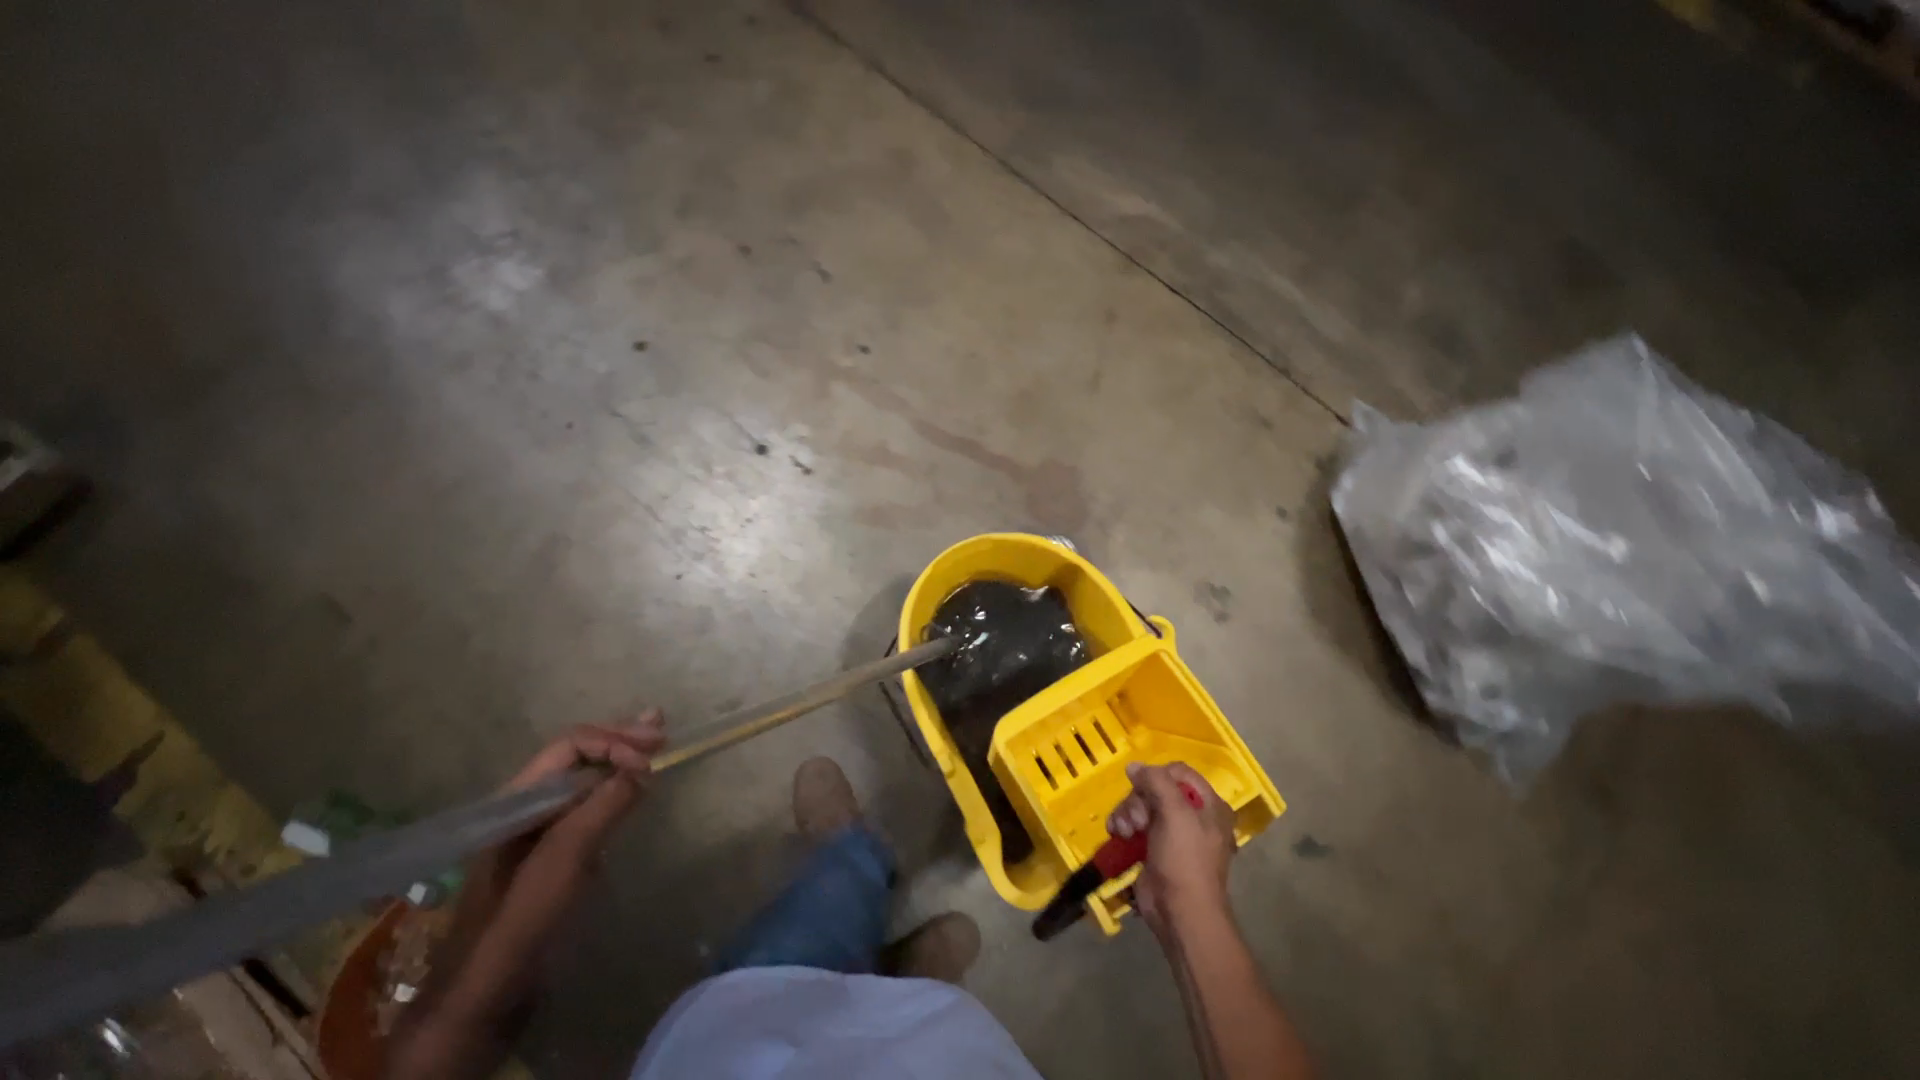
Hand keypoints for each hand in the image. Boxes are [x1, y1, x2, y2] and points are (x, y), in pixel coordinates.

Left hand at [385, 709, 663, 1079]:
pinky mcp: (551, 861)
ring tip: (653, 748)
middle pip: (575, 758)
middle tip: (662, 730)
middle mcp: (526, 808)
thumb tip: (643, 766)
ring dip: (617, 763)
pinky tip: (631, 792)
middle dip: (618, 741)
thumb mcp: (565, 858)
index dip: (612, 743)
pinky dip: (612, 795)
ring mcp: (538, 835)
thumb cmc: (522, 919)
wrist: (487, 993)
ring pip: (581, 784)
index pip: (570, 747)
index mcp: (518, 799)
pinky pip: (585, 813)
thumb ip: (603, 806)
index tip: (653, 758)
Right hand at [1105, 762, 1236, 941]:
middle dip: (1139, 800)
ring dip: (1127, 813)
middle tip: (1137, 820)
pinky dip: (1122, 826)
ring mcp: (1171, 834)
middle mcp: (1192, 816)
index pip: (1179, 772)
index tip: (1143, 788)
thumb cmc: (1185, 859)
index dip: (1157, 775)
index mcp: (1209, 805)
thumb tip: (1134, 766)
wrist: (1180, 912)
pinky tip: (1117, 834)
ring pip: (1140, 806)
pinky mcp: (1152, 849)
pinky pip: (1133, 826)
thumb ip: (1156, 782)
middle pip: (1155, 788)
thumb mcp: (1176, 813)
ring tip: (1124, 831)